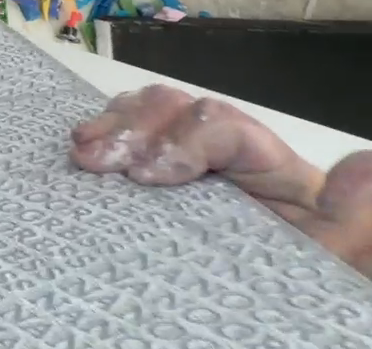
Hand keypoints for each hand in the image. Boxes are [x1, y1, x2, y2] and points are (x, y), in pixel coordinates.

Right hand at [70, 84, 371, 273]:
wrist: (261, 314)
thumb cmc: (296, 286)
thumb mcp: (337, 259)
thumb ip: (355, 221)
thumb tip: (368, 161)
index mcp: (272, 168)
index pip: (224, 125)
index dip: (180, 139)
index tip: (145, 176)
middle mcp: (223, 151)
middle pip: (174, 107)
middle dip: (130, 127)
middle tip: (96, 161)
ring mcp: (180, 155)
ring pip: (143, 111)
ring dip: (108, 126)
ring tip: (82, 155)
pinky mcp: (147, 169)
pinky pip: (120, 130)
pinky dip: (96, 132)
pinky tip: (80, 149)